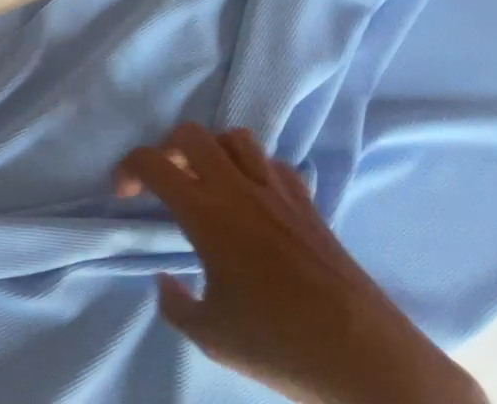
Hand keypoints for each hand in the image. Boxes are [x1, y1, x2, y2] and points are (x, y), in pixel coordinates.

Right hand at [117, 125, 486, 403]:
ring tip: (209, 185)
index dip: (127, 169)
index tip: (125, 196)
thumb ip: (174, 304)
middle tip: (167, 184)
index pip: (152, 161)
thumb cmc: (281, 345)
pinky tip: (254, 202)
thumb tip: (166, 282)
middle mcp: (239, 190)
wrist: (371, 362)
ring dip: (214, 151)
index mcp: (206, 213)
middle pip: (191, 134)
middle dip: (167, 150)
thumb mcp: (210, 335)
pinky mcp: (311, 207)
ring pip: (236, 138)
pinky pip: (275, 164)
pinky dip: (255, 170)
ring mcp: (279, 194)